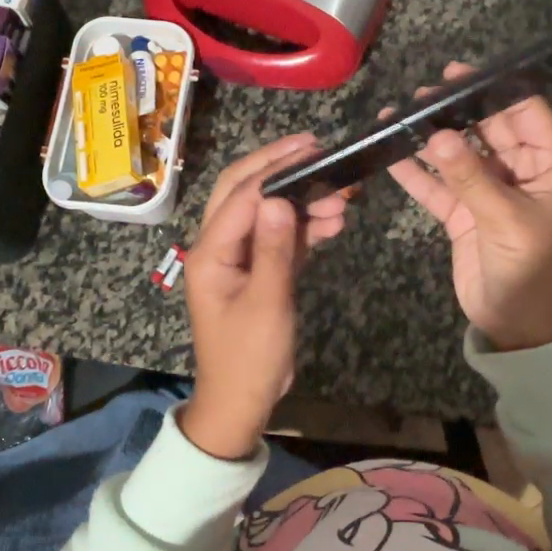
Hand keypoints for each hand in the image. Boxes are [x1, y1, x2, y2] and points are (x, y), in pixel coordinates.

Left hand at [182, 134, 348, 458]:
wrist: (242, 402)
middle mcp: (219, 247)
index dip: (275, 168)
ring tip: (340, 197)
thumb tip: (279, 198)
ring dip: (300, 201)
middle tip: (319, 150)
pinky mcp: (258, 272)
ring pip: (266, 213)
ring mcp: (238, 259)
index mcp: (210, 253)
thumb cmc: (249, 358)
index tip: (312, 147)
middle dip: (280, 168)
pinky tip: (334, 223)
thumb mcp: (266, 305)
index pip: (241, 195)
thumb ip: (274, 250)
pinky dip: (305, 228)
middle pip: (244, 191)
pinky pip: (279, 238)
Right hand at [387, 64, 551, 351]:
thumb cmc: (534, 271)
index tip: (458, 74)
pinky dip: (415, 172)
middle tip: (420, 94)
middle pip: (486, 128)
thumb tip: (436, 136)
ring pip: (457, 154)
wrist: (523, 328)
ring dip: (429, 137)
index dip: (495, 89)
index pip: (525, 113)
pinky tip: (390, 153)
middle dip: (455, 111)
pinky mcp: (463, 214)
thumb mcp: (509, 222)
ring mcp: (488, 192)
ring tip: (398, 115)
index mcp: (550, 165)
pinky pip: (437, 186)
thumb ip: (471, 178)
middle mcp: (520, 171)